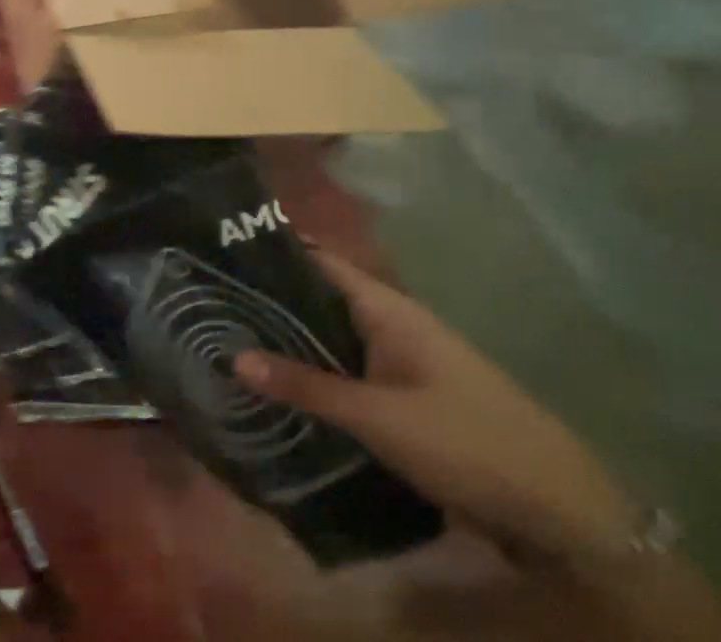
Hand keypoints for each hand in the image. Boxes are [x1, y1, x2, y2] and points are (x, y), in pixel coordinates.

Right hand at [233, 250, 637, 568]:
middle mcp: (393, 329)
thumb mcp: (379, 416)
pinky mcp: (398, 400)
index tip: (216, 248)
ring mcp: (398, 366)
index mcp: (393, 314)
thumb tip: (231, 355)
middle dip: (265, 300)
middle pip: (318, 302)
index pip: (323, 264)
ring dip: (282, 341)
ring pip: (326, 341)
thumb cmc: (469, 444)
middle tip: (201, 299)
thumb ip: (305, 386)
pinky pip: (339, 374)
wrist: (559, 513)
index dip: (273, 253)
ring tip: (217, 336)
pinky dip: (304, 374)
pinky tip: (266, 384)